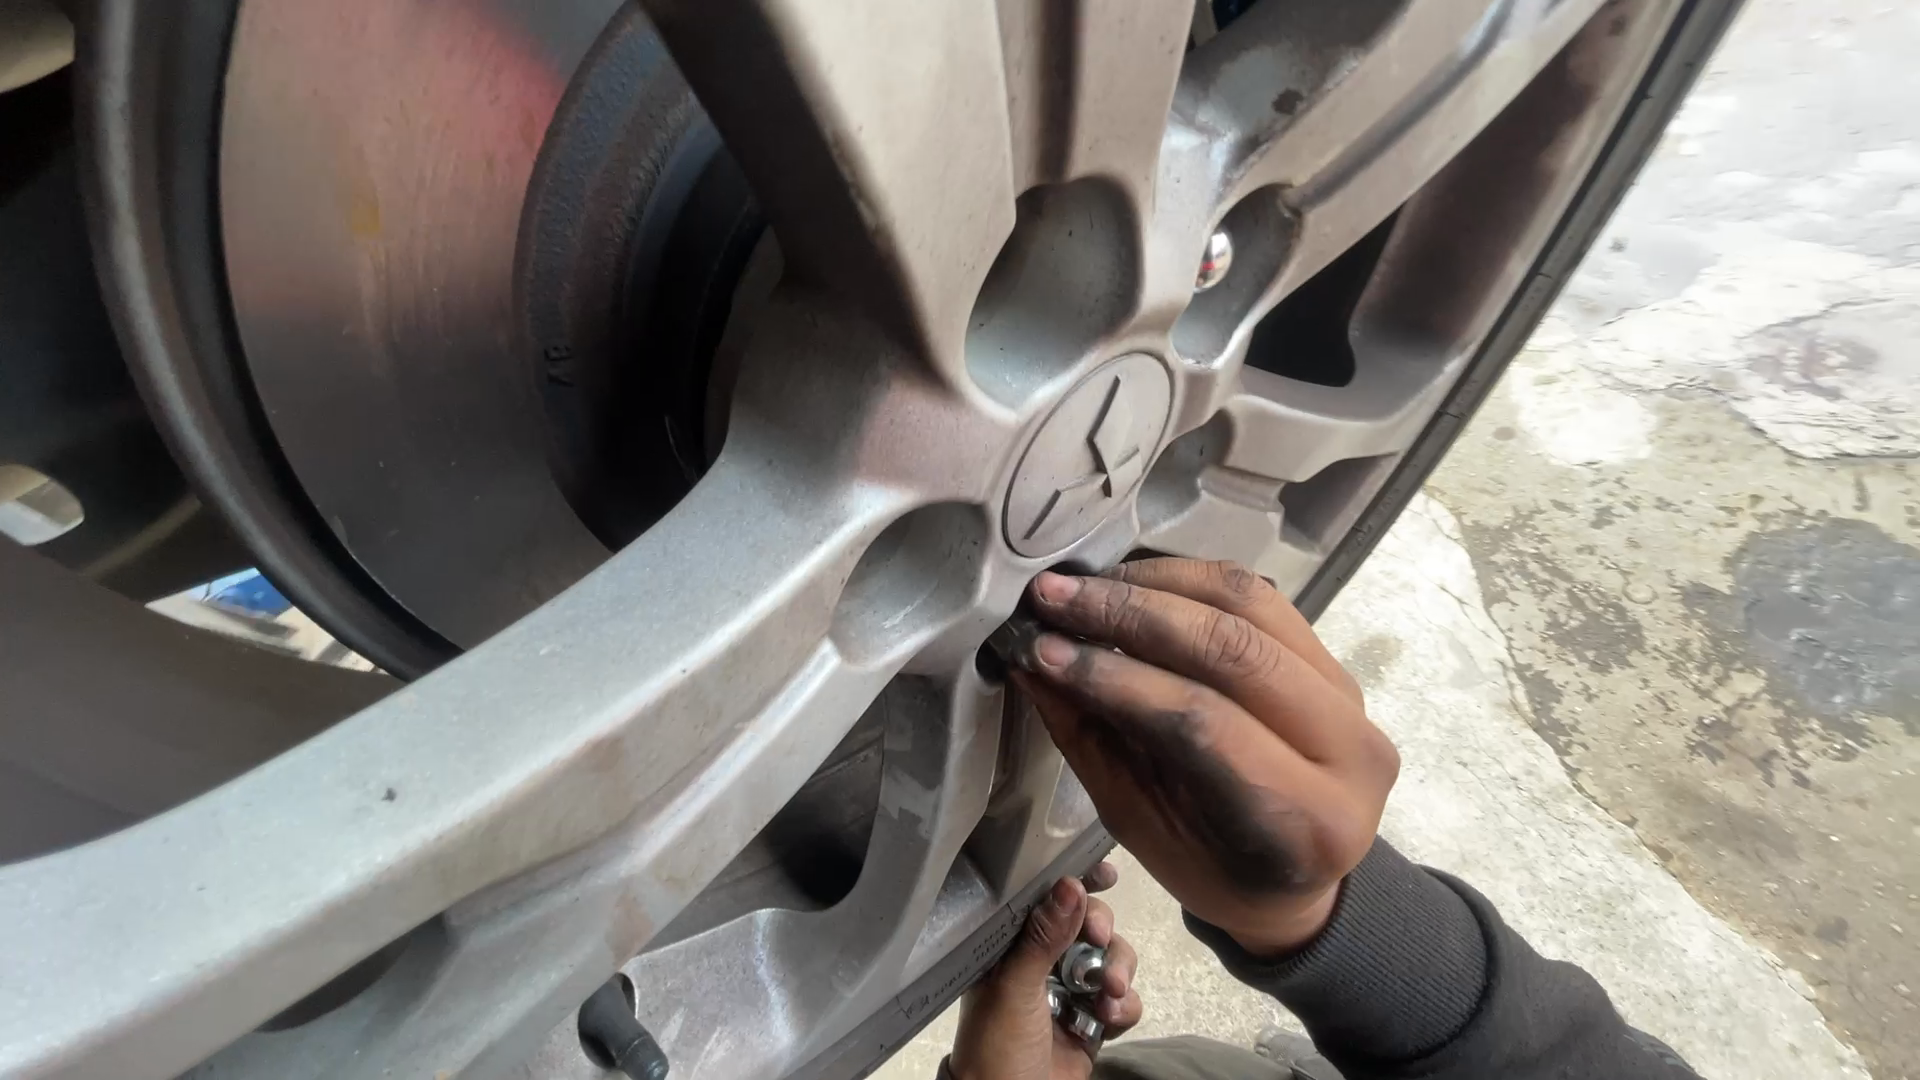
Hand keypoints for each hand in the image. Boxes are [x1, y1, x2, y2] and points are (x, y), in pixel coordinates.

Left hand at [947, 864, 1141, 1079]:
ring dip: (1116, 967)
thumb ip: (1044, 937)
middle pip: (1086, 922)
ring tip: (1108, 991)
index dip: (1076, 881)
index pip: (1045, 898)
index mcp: (1013, 943)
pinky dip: (1124, 1004)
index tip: (1106, 870)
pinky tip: (1111, 1017)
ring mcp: (1069, 990)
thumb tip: (1071, 883)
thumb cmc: (998, 1043)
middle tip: (1100, 938)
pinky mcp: (1092, 1023)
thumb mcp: (1015, 987)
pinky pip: (1121, 999)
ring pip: (1109, 957)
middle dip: (1100, 926)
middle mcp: (1043, 959)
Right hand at [1010, 558, 1398, 956]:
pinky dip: (1185, 578)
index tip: (1043, 648)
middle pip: (1231, 648)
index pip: (1202, 722)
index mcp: (1305, 819)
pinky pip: (1258, 596)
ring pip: (1248, 604)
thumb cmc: (1208, 866)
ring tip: (1086, 585)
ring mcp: (1350, 692)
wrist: (1291, 877)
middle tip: (1054, 599)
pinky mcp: (1332, 658)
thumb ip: (1088, 735)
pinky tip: (1131, 582)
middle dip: (1128, 614)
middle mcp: (1349, 747)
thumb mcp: (1135, 818)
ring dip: (1154, 583)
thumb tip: (1032, 660)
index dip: (1115, 676)